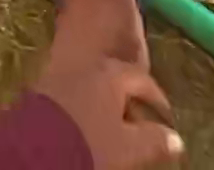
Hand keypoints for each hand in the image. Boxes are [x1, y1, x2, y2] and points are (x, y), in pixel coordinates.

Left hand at [33, 57, 184, 168]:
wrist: (38, 144)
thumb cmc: (90, 142)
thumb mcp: (127, 148)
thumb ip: (153, 140)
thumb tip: (175, 138)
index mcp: (110, 75)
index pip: (140, 78)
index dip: (157, 98)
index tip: (167, 116)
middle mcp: (87, 66)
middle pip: (116, 76)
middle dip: (131, 97)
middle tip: (144, 120)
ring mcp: (64, 72)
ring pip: (95, 83)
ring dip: (108, 100)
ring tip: (118, 125)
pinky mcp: (47, 85)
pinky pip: (77, 89)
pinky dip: (89, 102)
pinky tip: (91, 122)